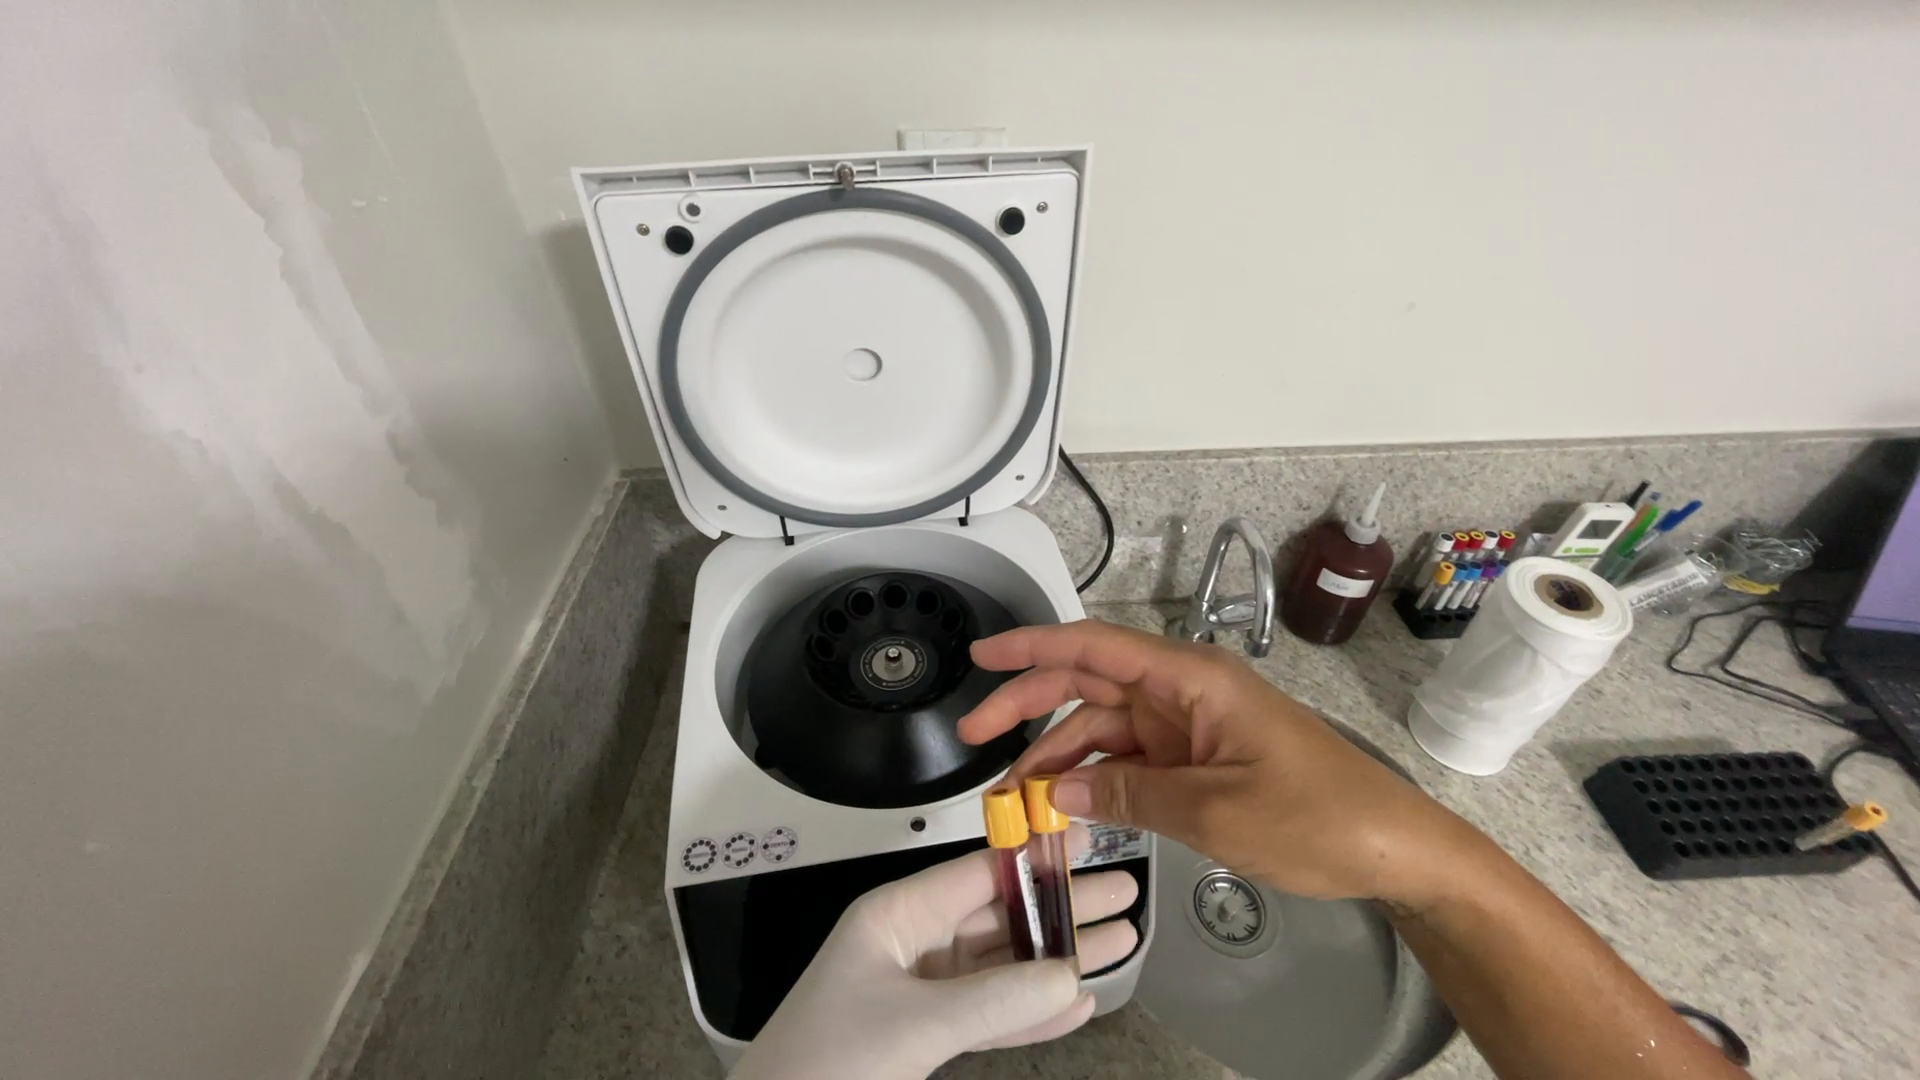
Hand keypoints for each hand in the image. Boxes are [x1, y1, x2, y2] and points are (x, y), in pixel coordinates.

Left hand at [729, 827, 1139, 1079]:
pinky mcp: (928, 1034)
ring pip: (1003, 966)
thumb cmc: (829, 1060)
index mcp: (898, 916)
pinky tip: (1078, 1003)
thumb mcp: (911, 1024)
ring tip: (1121, 940)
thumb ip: (993, 1000)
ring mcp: (923, 990)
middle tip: (1124, 890)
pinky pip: (991, 1014)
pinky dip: (1033, 1011)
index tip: (1083, 840)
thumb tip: (1070, 976)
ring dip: (1059, 959)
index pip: (976, 872)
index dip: (1032, 855)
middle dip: (1061, 906)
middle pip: (1001, 916)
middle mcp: (915, 942)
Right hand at [956, 620, 1483, 910]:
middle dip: (1027, 703)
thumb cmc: (1317, 815)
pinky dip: (1092, 778)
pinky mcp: (1191, 757)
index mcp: (1190, 678)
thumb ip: (1128, 794)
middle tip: (975, 734)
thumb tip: (1056, 790)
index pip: (1094, 646)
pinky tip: (1063, 801)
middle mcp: (1181, 691)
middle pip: (1087, 682)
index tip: (984, 654)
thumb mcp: (1215, 810)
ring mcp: (1185, 725)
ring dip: (1056, 754)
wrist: (1392, 849)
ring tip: (1012, 792)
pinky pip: (1125, 758)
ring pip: (1100, 726)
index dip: (1032, 646)